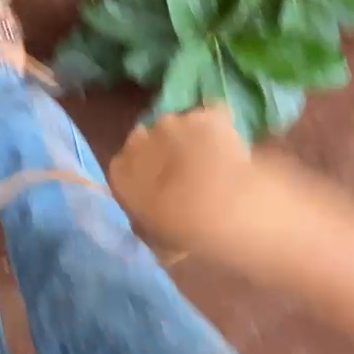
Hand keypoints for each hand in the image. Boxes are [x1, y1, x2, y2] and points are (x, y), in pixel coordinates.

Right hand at [109, 105, 258, 247]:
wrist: (228, 209)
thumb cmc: (187, 233)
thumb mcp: (157, 238)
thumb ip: (147, 222)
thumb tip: (150, 221)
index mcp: (121, 172)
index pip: (123, 165)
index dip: (143, 174)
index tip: (159, 189)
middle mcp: (138, 140)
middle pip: (148, 139)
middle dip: (164, 151)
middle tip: (187, 175)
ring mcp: (172, 122)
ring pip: (179, 124)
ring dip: (191, 136)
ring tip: (214, 159)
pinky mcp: (206, 115)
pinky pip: (212, 115)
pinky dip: (220, 125)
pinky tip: (232, 143)